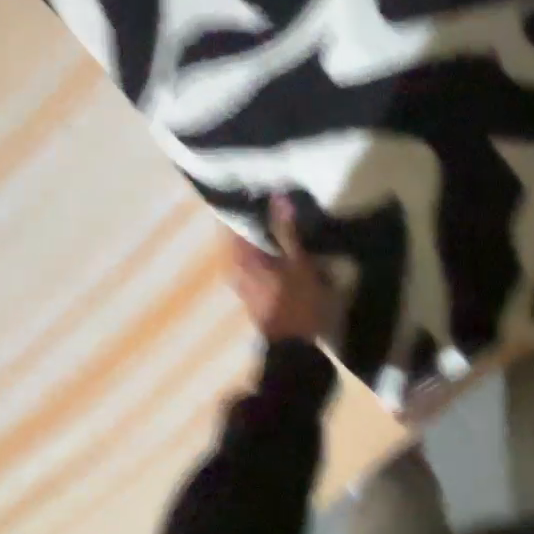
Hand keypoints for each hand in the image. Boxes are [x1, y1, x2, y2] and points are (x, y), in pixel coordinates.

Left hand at [229, 196, 341, 344]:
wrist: (296, 350)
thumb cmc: (297, 305)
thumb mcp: (300, 264)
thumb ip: (289, 230)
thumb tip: (279, 196)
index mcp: (240, 257)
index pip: (233, 218)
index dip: (248, 200)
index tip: (264, 183)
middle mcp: (235, 266)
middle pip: (244, 231)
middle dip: (261, 214)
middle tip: (283, 195)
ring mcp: (245, 280)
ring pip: (254, 246)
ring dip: (269, 232)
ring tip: (291, 214)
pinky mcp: (258, 289)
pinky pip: (262, 259)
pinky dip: (273, 248)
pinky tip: (292, 241)